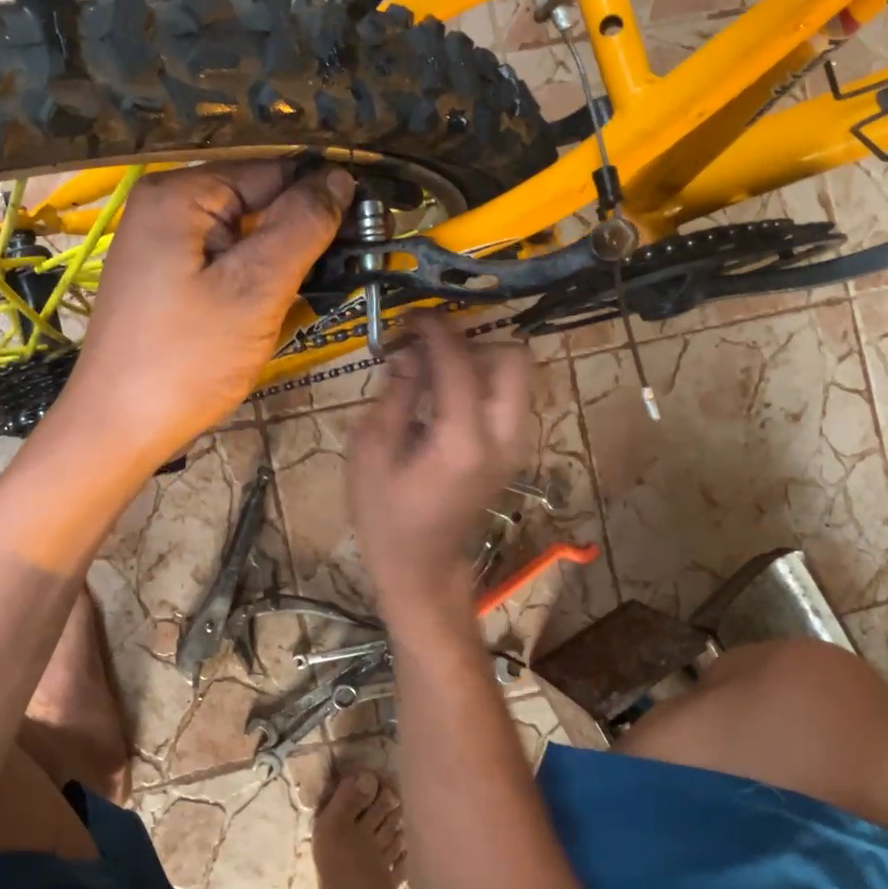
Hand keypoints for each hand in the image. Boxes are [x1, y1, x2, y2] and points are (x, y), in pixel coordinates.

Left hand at [63, 161, 353, 455]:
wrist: (116, 428)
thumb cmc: (187, 360)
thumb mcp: (255, 289)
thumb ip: (302, 226)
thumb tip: (338, 177)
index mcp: (179, 193)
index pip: (273, 171)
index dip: (327, 196)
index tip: (375, 226)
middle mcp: (163, 205)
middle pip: (256, 199)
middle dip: (304, 231)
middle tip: (357, 264)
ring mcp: (158, 243)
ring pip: (242, 234)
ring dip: (283, 258)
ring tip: (326, 287)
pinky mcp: (162, 277)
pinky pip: (221, 261)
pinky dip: (254, 277)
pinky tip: (282, 301)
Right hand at [348, 315, 535, 610]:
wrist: (422, 570)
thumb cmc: (385, 516)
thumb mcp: (372, 451)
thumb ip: (396, 395)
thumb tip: (409, 353)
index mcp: (463, 440)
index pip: (459, 362)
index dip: (434, 331)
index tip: (411, 317)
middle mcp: (503, 438)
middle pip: (513, 359)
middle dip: (471, 343)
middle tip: (428, 350)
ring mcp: (515, 446)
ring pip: (515, 376)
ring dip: (478, 361)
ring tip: (430, 372)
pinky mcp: (512, 452)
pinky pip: (507, 398)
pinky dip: (480, 383)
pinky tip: (441, 396)